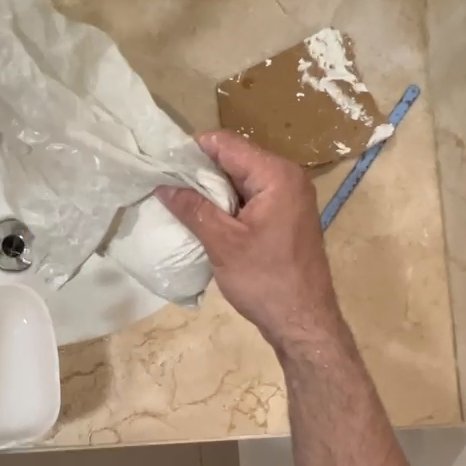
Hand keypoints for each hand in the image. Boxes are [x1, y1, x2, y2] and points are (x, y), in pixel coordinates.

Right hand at [156, 131, 346, 353]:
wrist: (302, 321)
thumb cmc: (265, 281)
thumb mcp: (223, 244)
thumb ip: (193, 209)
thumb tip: (163, 185)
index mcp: (276, 175)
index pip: (227, 144)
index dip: (193, 150)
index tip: (162, 163)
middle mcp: (287, 178)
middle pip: (235, 159)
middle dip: (201, 171)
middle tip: (166, 185)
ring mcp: (289, 199)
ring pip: (241, 181)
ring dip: (212, 191)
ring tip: (180, 203)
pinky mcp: (286, 218)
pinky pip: (251, 200)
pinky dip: (228, 206)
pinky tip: (205, 221)